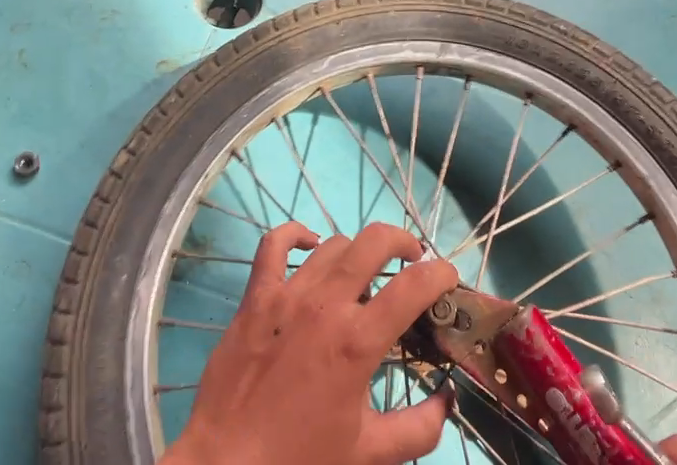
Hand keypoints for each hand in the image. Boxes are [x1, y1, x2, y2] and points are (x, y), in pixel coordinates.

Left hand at [163, 221, 461, 464]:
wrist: (227, 463)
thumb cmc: (300, 457)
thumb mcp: (369, 452)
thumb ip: (419, 428)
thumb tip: (447, 398)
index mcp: (358, 341)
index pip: (414, 286)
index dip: (441, 274)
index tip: (449, 278)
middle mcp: (326, 305)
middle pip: (375, 242)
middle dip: (404, 242)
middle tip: (413, 260)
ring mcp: (287, 295)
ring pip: (333, 245)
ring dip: (358, 251)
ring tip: (365, 271)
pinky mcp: (255, 296)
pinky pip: (273, 245)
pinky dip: (295, 234)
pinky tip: (310, 243)